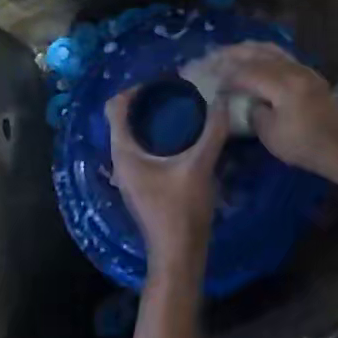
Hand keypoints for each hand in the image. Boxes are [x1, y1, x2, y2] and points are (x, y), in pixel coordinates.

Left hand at [106, 87, 230, 279]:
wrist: (179, 255)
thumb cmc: (181, 211)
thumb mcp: (199, 167)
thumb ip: (212, 132)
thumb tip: (222, 100)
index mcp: (124, 152)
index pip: (115, 107)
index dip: (135, 89)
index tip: (163, 82)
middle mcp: (121, 160)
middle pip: (126, 118)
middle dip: (150, 102)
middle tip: (179, 91)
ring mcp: (131, 174)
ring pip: (136, 135)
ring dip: (156, 119)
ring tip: (185, 108)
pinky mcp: (143, 183)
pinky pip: (145, 148)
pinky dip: (160, 136)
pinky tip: (187, 135)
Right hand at [215, 43, 337, 183]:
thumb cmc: (302, 146)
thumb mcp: (269, 134)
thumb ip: (254, 110)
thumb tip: (246, 99)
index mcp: (284, 84)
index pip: (248, 72)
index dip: (227, 75)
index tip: (212, 80)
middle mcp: (294, 70)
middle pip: (259, 54)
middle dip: (234, 54)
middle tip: (213, 55)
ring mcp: (304, 69)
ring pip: (272, 50)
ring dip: (250, 49)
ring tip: (231, 51)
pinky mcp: (310, 74)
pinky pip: (283, 56)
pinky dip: (265, 53)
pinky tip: (256, 57)